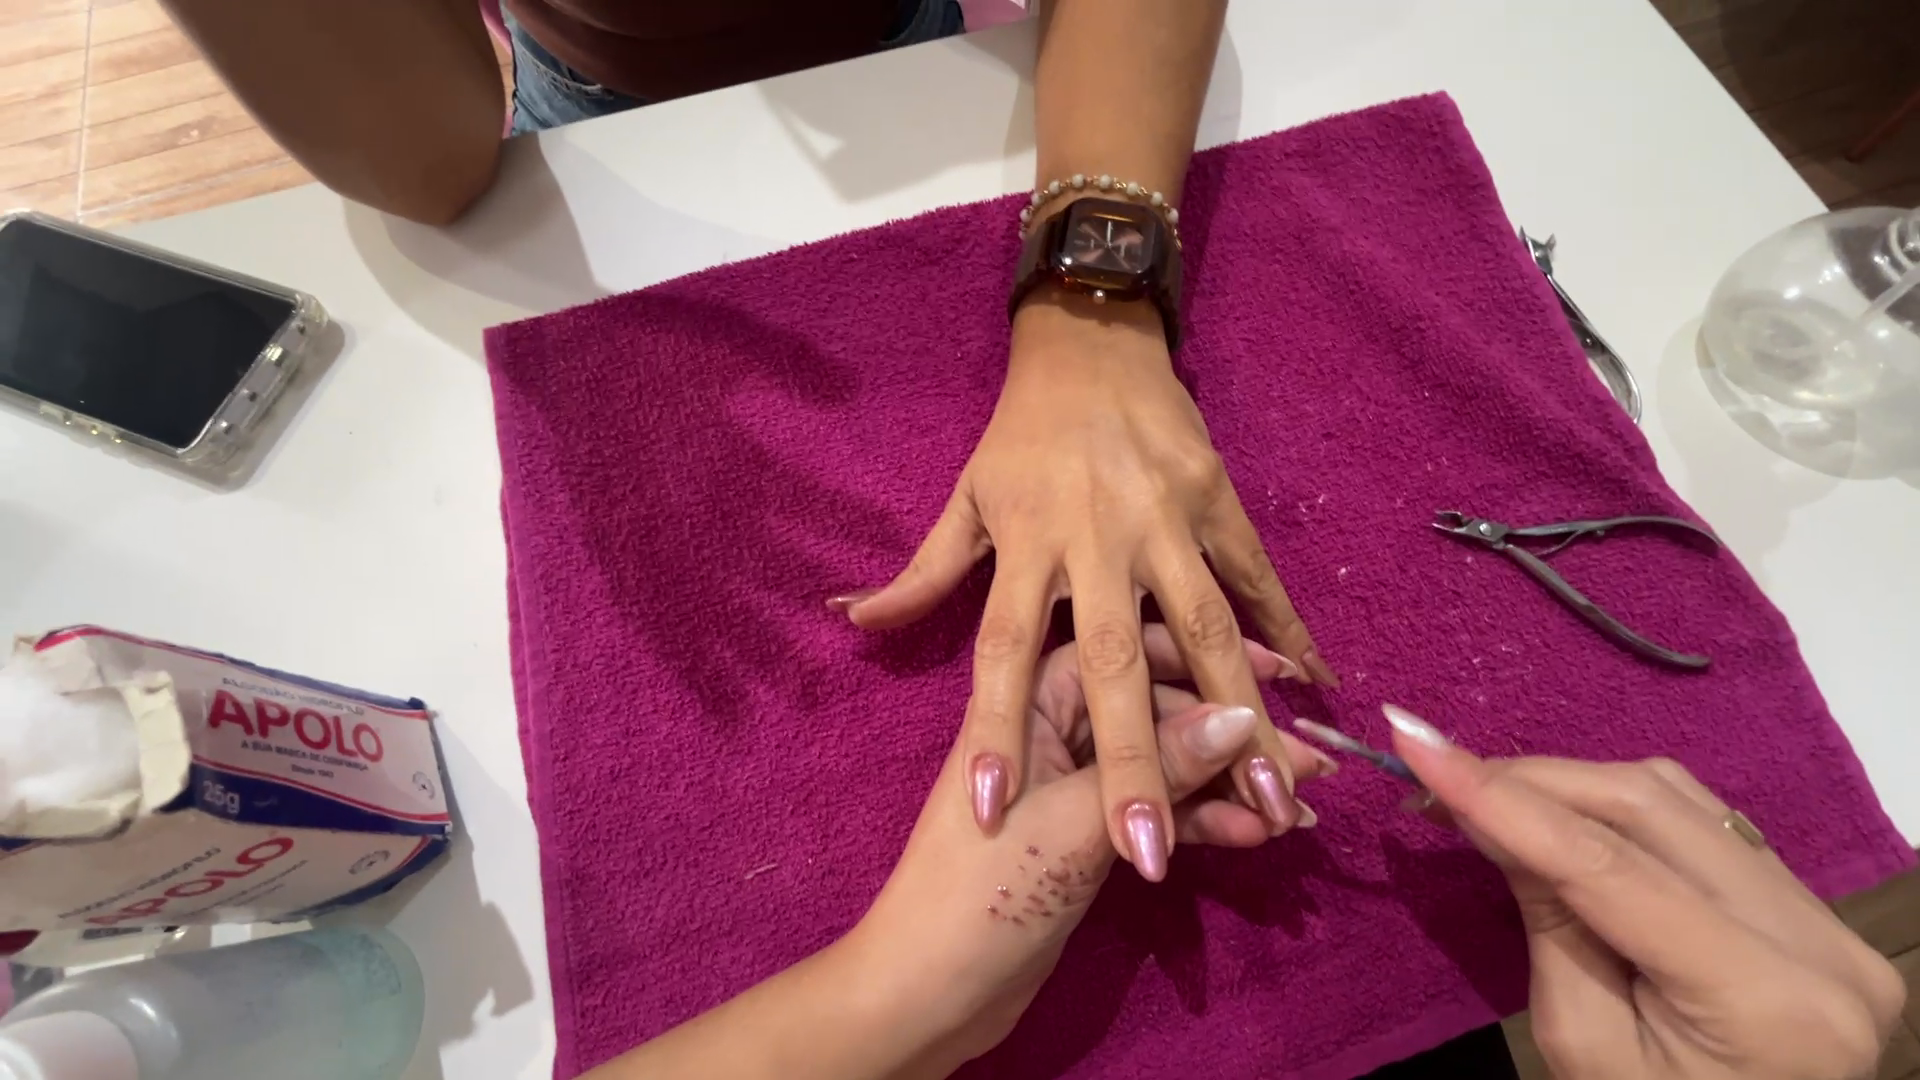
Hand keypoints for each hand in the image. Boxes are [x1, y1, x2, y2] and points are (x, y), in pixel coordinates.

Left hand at [836, 290, 1334, 873]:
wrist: (1093, 347)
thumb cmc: (1021, 435)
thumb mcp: (965, 497)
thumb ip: (918, 571)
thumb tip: (849, 622)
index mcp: (1026, 543)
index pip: (1002, 649)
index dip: (994, 729)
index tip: (988, 811)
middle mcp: (1098, 538)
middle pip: (1112, 659)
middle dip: (1130, 758)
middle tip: (1146, 852)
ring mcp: (1167, 521)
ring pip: (1205, 627)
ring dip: (1237, 713)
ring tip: (1269, 798)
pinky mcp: (1220, 501)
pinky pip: (1257, 576)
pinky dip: (1288, 629)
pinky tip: (1318, 690)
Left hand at [851, 633, 1336, 1074]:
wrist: (932, 989)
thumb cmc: (986, 886)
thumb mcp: (1077, 820)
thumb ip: (1158, 765)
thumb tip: (1241, 713)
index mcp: (1031, 700)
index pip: (1121, 653)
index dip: (1195, 655)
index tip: (1270, 669)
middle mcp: (1056, 728)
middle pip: (1153, 711)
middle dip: (1227, 734)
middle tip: (1304, 760)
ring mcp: (1076, 783)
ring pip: (1162, 767)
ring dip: (1226, 785)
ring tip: (1299, 807)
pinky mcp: (1092, 832)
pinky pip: (1155, 813)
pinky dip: (1201, 824)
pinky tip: (1256, 835)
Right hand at [1385, 705, 1907, 1079]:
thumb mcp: (1577, 1034)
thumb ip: (1543, 914)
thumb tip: (1475, 808)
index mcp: (1767, 999)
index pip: (1602, 863)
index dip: (1496, 795)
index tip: (1410, 740)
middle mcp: (1817, 939)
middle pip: (1640, 805)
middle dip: (1520, 779)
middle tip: (1431, 774)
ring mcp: (1818, 912)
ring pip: (1663, 792)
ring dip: (1556, 782)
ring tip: (1483, 796)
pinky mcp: (1798, 898)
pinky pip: (1687, 809)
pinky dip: (1600, 796)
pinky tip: (1552, 812)